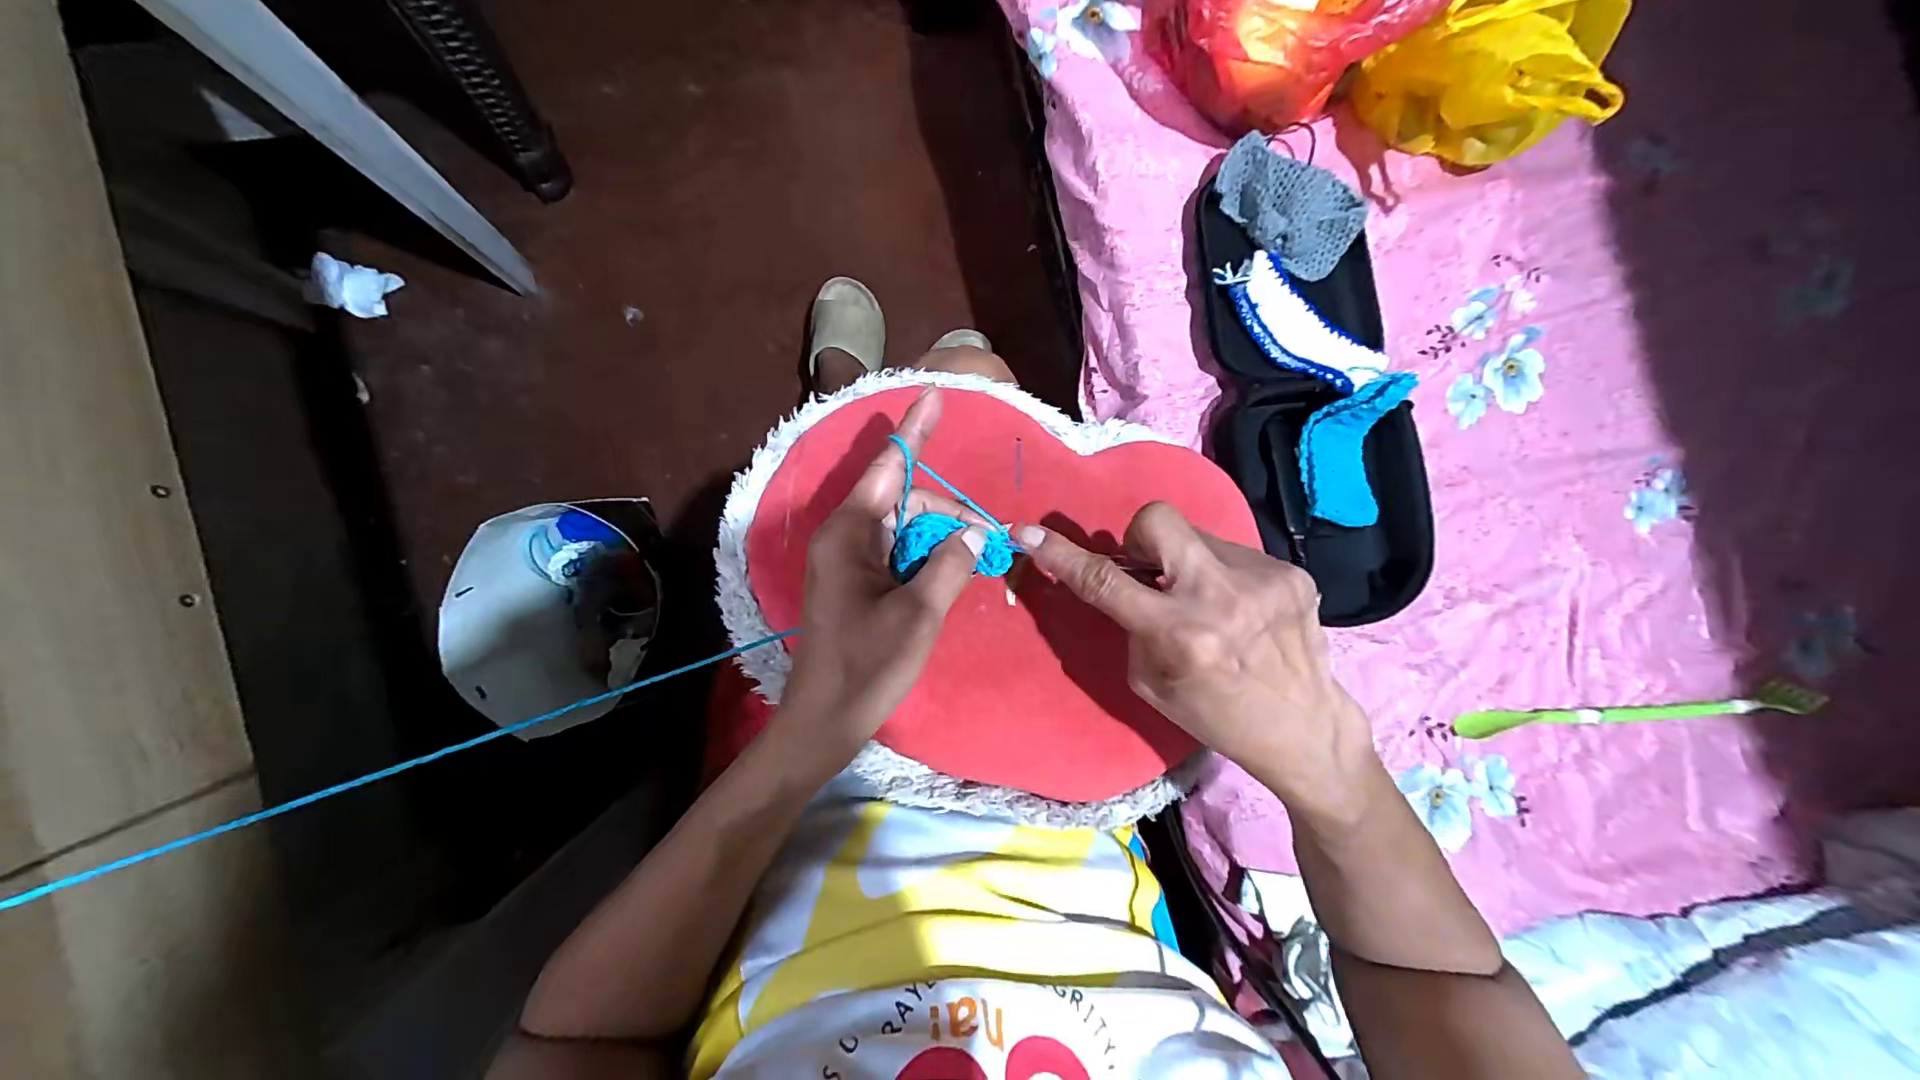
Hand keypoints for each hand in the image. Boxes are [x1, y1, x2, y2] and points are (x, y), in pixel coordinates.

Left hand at [780, 388, 987, 748]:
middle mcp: (845, 537)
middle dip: (949, 514)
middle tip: (990, 543)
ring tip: (974, 564)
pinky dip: (926, 559)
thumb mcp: (918, 614)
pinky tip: (948, 576)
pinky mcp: (856, 581)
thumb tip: (977, 531)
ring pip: (905, 529)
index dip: (915, 431)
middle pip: (906, 501)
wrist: (825, 719)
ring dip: (941, 540)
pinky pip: (898, 553)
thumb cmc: (867, 666)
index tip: (935, 394)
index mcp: (849, 534)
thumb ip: (950, 563)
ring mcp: (849, 560)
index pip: (890, 467)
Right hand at [1017, 503, 1377, 820]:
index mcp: (1180, 635)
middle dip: (1140, 537)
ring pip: (1197, 535)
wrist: (1303, 728)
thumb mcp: (1150, 680)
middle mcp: (1221, 597)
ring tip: (1207, 602)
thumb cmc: (1214, 713)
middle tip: (1151, 572)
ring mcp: (1263, 579)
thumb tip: (1126, 576)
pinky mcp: (1292, 573)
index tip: (1029, 533)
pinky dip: (1220, 574)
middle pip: (1158, 520)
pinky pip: (1232, 552)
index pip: (1105, 580)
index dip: (1062, 554)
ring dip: (1186, 562)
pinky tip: (1239, 608)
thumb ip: (1131, 623)